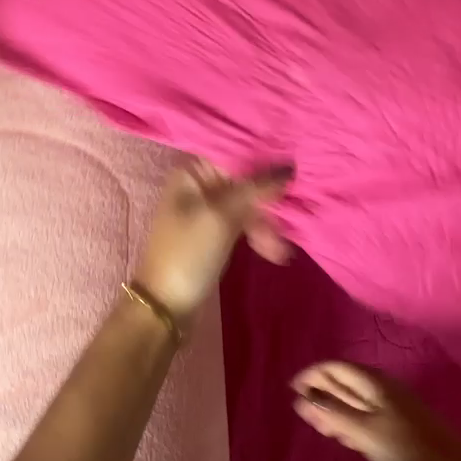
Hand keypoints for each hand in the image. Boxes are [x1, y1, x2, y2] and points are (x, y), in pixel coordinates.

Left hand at [130, 159, 292, 323]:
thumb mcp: (221, 217)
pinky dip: (257, 235)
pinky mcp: (214, 234)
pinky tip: (274, 253)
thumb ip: (254, 189)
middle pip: (243, 181)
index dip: (264, 161)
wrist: (166, 305)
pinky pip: (242, 224)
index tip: (294, 168)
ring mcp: (206, 211)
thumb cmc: (188, 252)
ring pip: (246, 205)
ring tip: (280, 251)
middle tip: (289, 221)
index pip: (235, 155)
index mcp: (192, 173)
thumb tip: (288, 165)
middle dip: (267, 202)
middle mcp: (199, 186)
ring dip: (265, 224)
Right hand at [293, 362, 460, 460]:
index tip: (291, 388)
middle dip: (322, 391)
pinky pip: (368, 415)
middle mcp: (384, 387)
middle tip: (300, 407)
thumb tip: (303, 395)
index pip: (336, 367)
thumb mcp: (365, 431)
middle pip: (346, 382)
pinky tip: (346, 436)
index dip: (312, 374)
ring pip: (356, 401)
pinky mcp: (403, 425)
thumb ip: (334, 412)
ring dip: (335, 409)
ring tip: (318, 423)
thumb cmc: (407, 448)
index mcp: (375, 381)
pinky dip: (351, 422)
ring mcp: (396, 406)